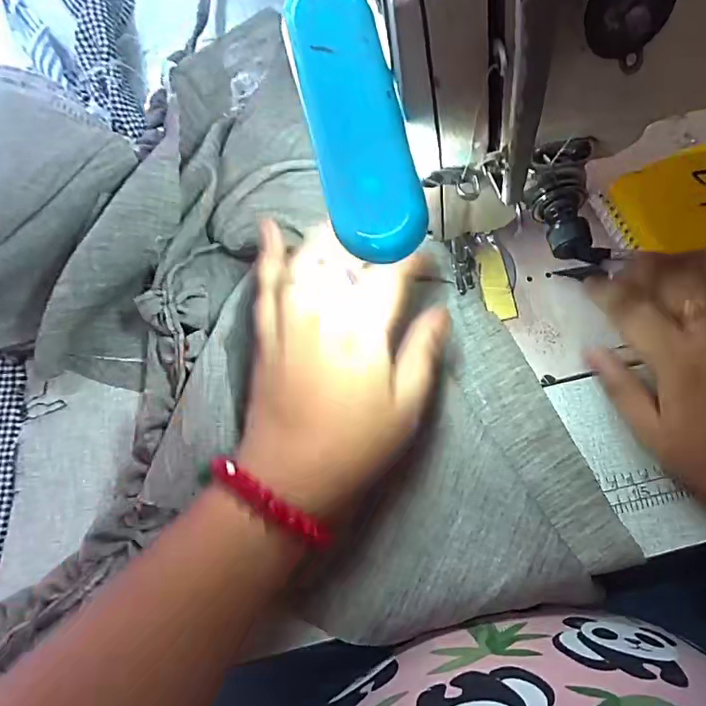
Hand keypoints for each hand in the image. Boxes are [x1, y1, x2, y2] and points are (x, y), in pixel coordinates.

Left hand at [235, 220, 449, 518]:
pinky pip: (264, 282)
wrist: (291, 477)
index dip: (410, 257)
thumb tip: (440, 312)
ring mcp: (289, 319)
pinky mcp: (266, 332)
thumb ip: (423, 351)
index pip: (389, 273)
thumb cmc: (358, 444)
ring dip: (326, 236)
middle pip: (343, 253)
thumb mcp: (406, 405)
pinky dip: (268, 253)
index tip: (425, 257)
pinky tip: (271, 229)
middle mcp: (323, 313)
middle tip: (387, 238)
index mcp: (364, 331)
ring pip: (304, 258)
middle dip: (367, 236)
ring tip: (347, 228)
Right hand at [587, 252, 705, 525]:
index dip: (605, 292)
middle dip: (640, 268)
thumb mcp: (654, 436)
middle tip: (623, 274)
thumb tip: (591, 351)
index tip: (589, 285)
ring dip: (681, 259)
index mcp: (678, 357)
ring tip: (662, 267)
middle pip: (671, 274)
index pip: (632, 308)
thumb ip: (621, 389)